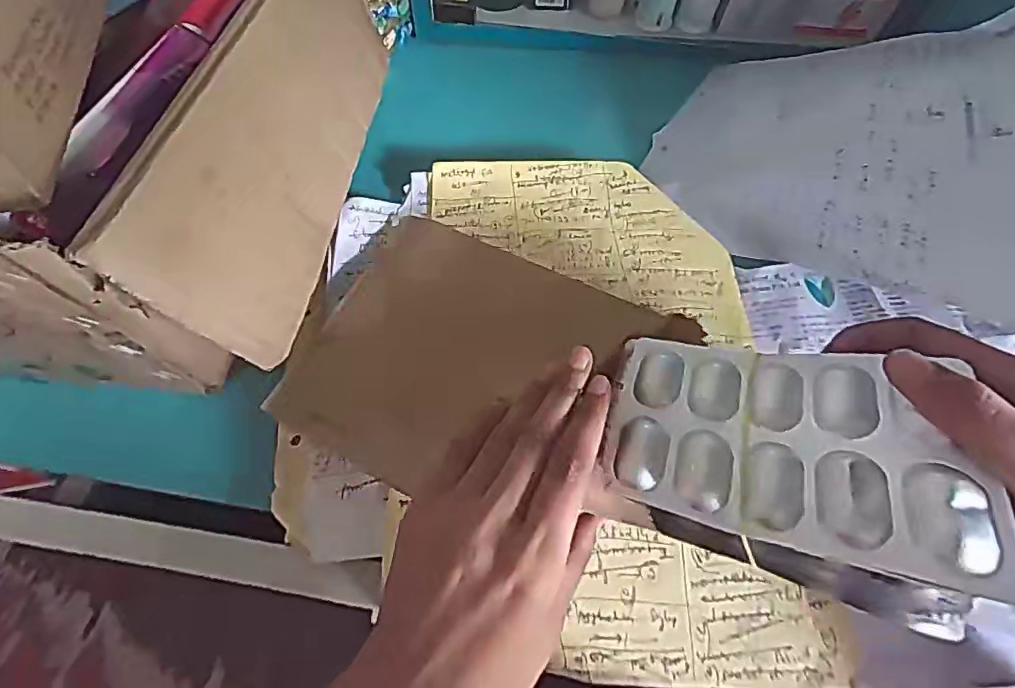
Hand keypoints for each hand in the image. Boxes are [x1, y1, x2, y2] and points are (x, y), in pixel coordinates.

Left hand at [335, 347, 610, 687]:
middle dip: (561, 392)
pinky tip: (504, 401)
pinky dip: (485, 419)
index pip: (569, 468)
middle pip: (536, 440)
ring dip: (531, 396)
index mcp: (536, 555)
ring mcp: (457, 508)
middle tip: (579, 358)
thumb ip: (573, 558)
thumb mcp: (550, 621)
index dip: (588, 421)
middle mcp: (498, 523)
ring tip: (553, 368)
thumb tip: (591, 507)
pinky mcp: (426, 504)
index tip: (600, 390)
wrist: (413, 683)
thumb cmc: (491, 665)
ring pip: (502, 435)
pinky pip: (459, 447)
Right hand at [826, 319, 1014, 687]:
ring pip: (928, 433)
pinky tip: (883, 499)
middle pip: (926, 385)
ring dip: (884, 438)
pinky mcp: (1004, 507)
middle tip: (822, 413)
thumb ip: (984, 421)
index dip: (879, 339)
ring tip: (841, 456)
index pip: (938, 342)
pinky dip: (905, 479)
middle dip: (872, 390)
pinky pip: (939, 478)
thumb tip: (899, 362)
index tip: (827, 357)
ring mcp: (1010, 465)